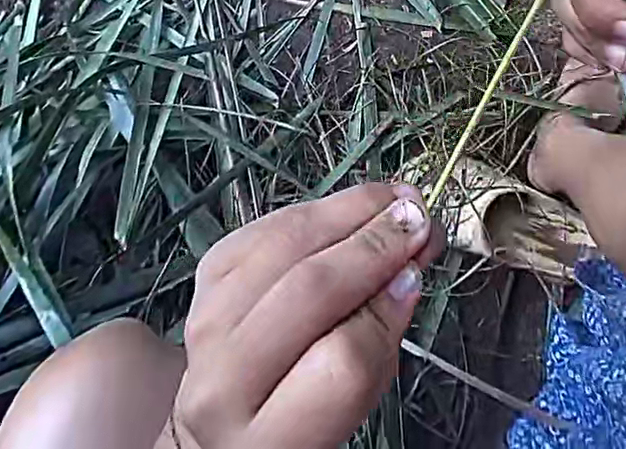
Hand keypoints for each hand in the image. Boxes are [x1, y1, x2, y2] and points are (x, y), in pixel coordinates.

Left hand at [171, 183, 443, 448]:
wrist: (222, 405)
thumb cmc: (300, 408)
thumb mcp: (351, 404)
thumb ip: (378, 344)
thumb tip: (407, 268)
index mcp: (268, 439)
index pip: (341, 364)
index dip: (386, 311)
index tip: (418, 270)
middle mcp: (224, 378)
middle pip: (310, 289)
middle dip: (374, 244)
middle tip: (417, 218)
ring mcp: (207, 315)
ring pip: (288, 241)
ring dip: (350, 210)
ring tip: (393, 200)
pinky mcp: (208, 268)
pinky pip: (271, 223)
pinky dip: (319, 209)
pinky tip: (352, 207)